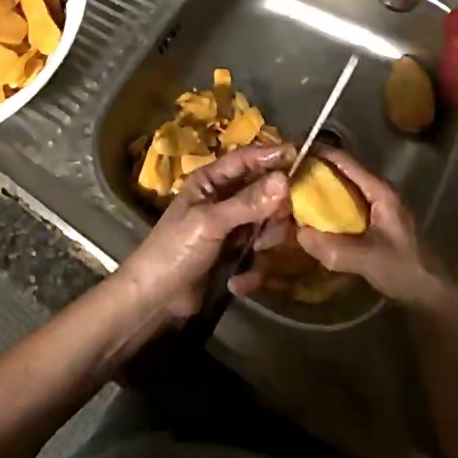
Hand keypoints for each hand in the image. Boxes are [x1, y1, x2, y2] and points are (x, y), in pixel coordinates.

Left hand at [113, 143, 296, 322]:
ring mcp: (233, 228)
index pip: (248, 158)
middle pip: (267, 192)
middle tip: (278, 224)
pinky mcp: (237, 255)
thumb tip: (284, 180)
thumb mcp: (209, 223)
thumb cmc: (174, 251)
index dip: (274, 155)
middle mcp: (225, 199)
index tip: (303, 156)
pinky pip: (261, 255)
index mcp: (212, 181)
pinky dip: (254, 271)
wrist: (154, 302)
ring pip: (269, 224)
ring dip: (266, 243)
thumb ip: (247, 203)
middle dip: (275, 210)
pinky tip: (238, 283)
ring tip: (254, 255)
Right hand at [295, 148, 457, 310]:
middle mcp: (377, 193)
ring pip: (341, 191)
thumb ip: (334, 248)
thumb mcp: (368, 260)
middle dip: (313, 173)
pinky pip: (344, 208)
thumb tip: (299, 233)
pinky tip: (309, 220)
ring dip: (318, 192)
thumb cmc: (404, 269)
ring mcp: (375, 208)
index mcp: (380, 191)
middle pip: (341, 173)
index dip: (319, 153)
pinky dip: (326, 209)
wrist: (430, 293)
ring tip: (289, 195)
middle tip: (283, 177)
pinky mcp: (372, 224)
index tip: (291, 152)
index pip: (345, 162)